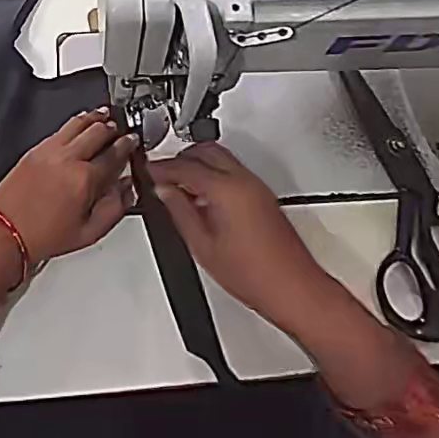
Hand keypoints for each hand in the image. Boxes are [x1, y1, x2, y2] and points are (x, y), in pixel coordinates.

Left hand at [0, 109, 136, 262]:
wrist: (6, 233)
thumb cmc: (43, 236)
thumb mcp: (90, 232)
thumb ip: (115, 208)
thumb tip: (126, 189)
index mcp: (85, 180)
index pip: (115, 154)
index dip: (127, 145)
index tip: (132, 141)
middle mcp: (68, 160)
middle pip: (99, 131)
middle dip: (114, 128)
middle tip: (121, 129)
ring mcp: (50, 152)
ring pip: (78, 123)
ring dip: (95, 118)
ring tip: (105, 115)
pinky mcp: (35, 151)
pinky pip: (60, 130)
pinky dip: (74, 123)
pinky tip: (79, 124)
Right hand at [149, 143, 342, 329]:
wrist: (290, 286)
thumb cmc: (255, 273)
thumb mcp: (201, 244)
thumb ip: (179, 211)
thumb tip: (165, 192)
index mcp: (227, 189)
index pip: (185, 166)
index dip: (161, 168)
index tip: (148, 173)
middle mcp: (244, 181)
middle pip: (205, 151)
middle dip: (180, 159)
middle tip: (161, 176)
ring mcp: (256, 186)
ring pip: (221, 157)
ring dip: (198, 165)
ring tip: (177, 187)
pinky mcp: (262, 195)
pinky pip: (233, 171)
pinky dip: (213, 175)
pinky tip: (200, 196)